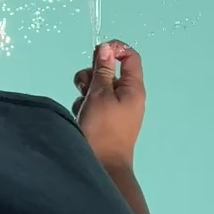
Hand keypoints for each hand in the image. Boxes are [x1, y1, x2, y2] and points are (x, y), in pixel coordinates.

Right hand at [73, 39, 145, 168]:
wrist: (103, 167)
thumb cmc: (103, 128)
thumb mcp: (100, 94)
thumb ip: (102, 69)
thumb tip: (106, 47)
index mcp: (132, 88)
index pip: (130, 56)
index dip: (114, 49)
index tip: (97, 53)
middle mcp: (126, 95)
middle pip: (109, 70)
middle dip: (93, 73)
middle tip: (86, 86)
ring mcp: (115, 108)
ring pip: (97, 85)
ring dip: (86, 90)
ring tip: (82, 105)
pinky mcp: (104, 118)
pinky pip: (92, 101)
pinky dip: (84, 104)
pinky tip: (80, 115)